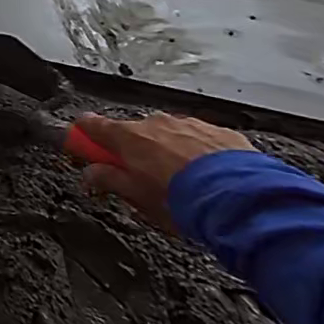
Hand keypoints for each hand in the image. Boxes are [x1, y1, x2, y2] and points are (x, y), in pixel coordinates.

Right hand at [72, 113, 250, 231]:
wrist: (239, 198)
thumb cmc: (183, 199)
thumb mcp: (136, 197)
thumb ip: (109, 181)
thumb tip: (91, 175)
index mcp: (128, 137)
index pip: (91, 126)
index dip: (84, 136)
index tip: (83, 146)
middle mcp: (156, 123)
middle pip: (132, 133)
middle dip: (131, 151)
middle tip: (139, 179)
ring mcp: (188, 124)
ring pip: (167, 135)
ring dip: (166, 152)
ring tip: (180, 185)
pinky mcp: (218, 131)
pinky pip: (198, 139)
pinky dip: (197, 153)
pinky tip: (206, 178)